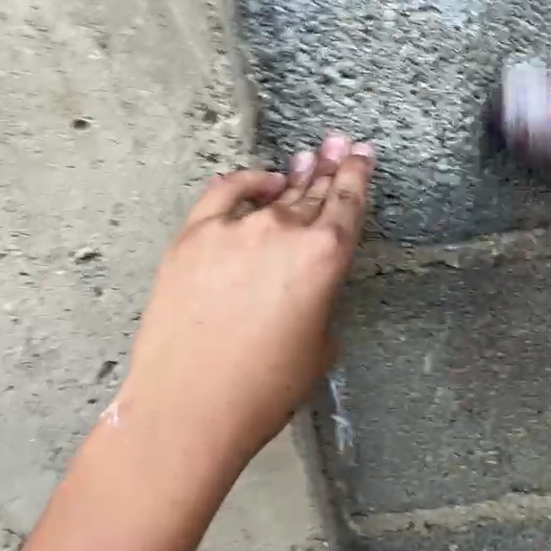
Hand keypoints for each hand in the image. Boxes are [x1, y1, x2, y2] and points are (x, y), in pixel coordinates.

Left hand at [116, 135, 374, 467]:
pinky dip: (244, 183)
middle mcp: (284, 232)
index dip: (357, 173)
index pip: (348, 201)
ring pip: (274, 192)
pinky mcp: (195, 237)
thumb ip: (320, 298)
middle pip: (314, 190)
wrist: (189, 407)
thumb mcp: (319, 345)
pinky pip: (224, 194)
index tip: (361, 153)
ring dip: (294, 175)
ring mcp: (236, 229)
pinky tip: (260, 180)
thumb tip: (306, 283)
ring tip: (308, 158)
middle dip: (330, 166)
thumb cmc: (261, 389)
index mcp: (325, 257)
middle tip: (339, 144)